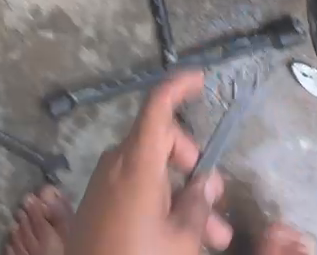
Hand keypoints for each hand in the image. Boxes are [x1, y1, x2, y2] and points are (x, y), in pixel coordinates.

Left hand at [64, 70, 234, 253]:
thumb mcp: (180, 238)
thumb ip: (198, 204)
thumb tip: (207, 180)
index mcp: (137, 159)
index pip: (158, 104)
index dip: (180, 85)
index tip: (201, 78)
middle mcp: (118, 161)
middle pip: (162, 141)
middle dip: (194, 167)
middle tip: (218, 206)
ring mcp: (106, 180)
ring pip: (153, 170)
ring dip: (182, 193)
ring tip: (212, 237)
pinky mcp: (99, 200)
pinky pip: (136, 185)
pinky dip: (160, 200)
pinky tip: (179, 235)